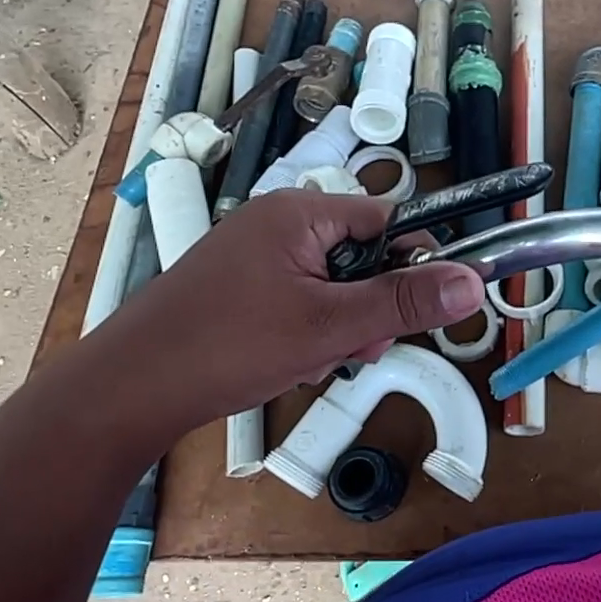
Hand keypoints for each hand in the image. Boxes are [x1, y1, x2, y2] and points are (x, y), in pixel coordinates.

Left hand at [68, 188, 484, 445]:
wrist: (127, 390)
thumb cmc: (230, 347)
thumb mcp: (331, 326)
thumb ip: (405, 302)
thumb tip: (473, 282)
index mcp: (300, 212)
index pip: (388, 222)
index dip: (411, 266)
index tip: (415, 312)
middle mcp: (277, 220)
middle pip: (361, 255)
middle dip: (368, 307)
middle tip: (355, 349)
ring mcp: (253, 252)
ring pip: (331, 283)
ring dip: (339, 324)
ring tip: (315, 361)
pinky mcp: (238, 282)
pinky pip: (299, 295)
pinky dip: (308, 328)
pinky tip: (291, 360)